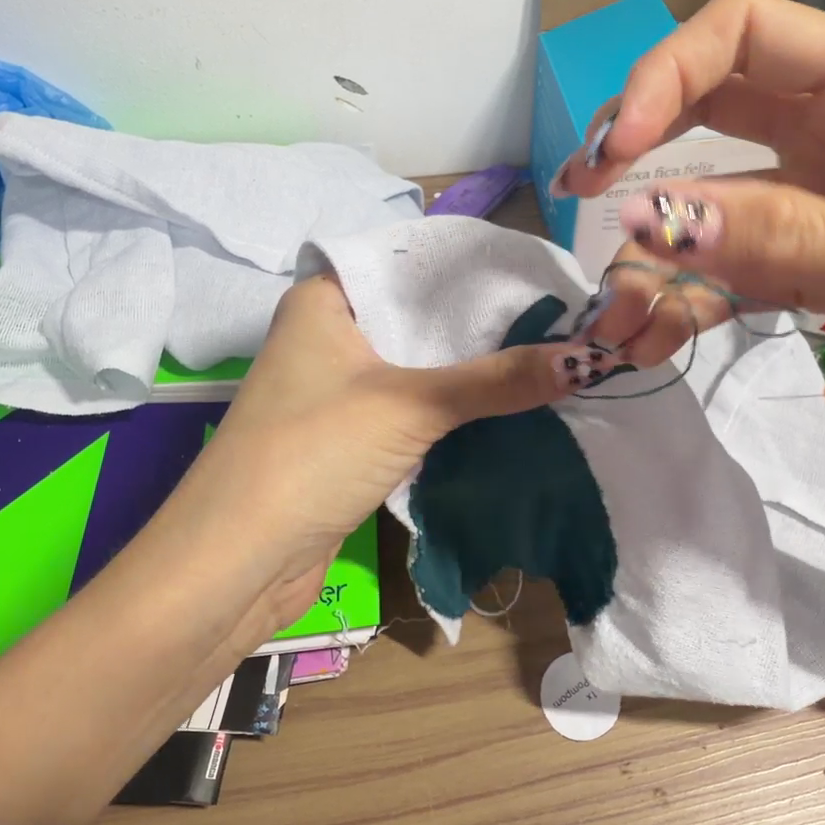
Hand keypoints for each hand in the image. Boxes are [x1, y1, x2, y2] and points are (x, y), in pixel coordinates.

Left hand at [182, 273, 581, 595]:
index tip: (538, 266)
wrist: (235, 564)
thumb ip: (496, 380)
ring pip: (418, 361)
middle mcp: (327, 332)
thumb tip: (589, 359)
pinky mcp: (349, 434)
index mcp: (324, 298)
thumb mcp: (410, 406)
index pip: (409, 260)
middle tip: (558, 311)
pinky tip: (506, 398)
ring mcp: (336, 386)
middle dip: (482, 318)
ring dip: (471, 363)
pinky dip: (453, 402)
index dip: (472, 263)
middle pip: (418, 312)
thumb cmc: (311, 454)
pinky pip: (412, 402)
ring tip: (547, 346)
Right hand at [552, 0, 824, 453]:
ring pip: (717, 209)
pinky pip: (742, 269)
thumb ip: (789, 238)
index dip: (663, 77)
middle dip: (639, 155)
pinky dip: (696, 300)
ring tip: (617, 326)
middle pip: (712, 114)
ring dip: (659, 258)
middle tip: (580, 204)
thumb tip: (646, 220)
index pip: (743, 33)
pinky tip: (656, 341)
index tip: (615, 153)